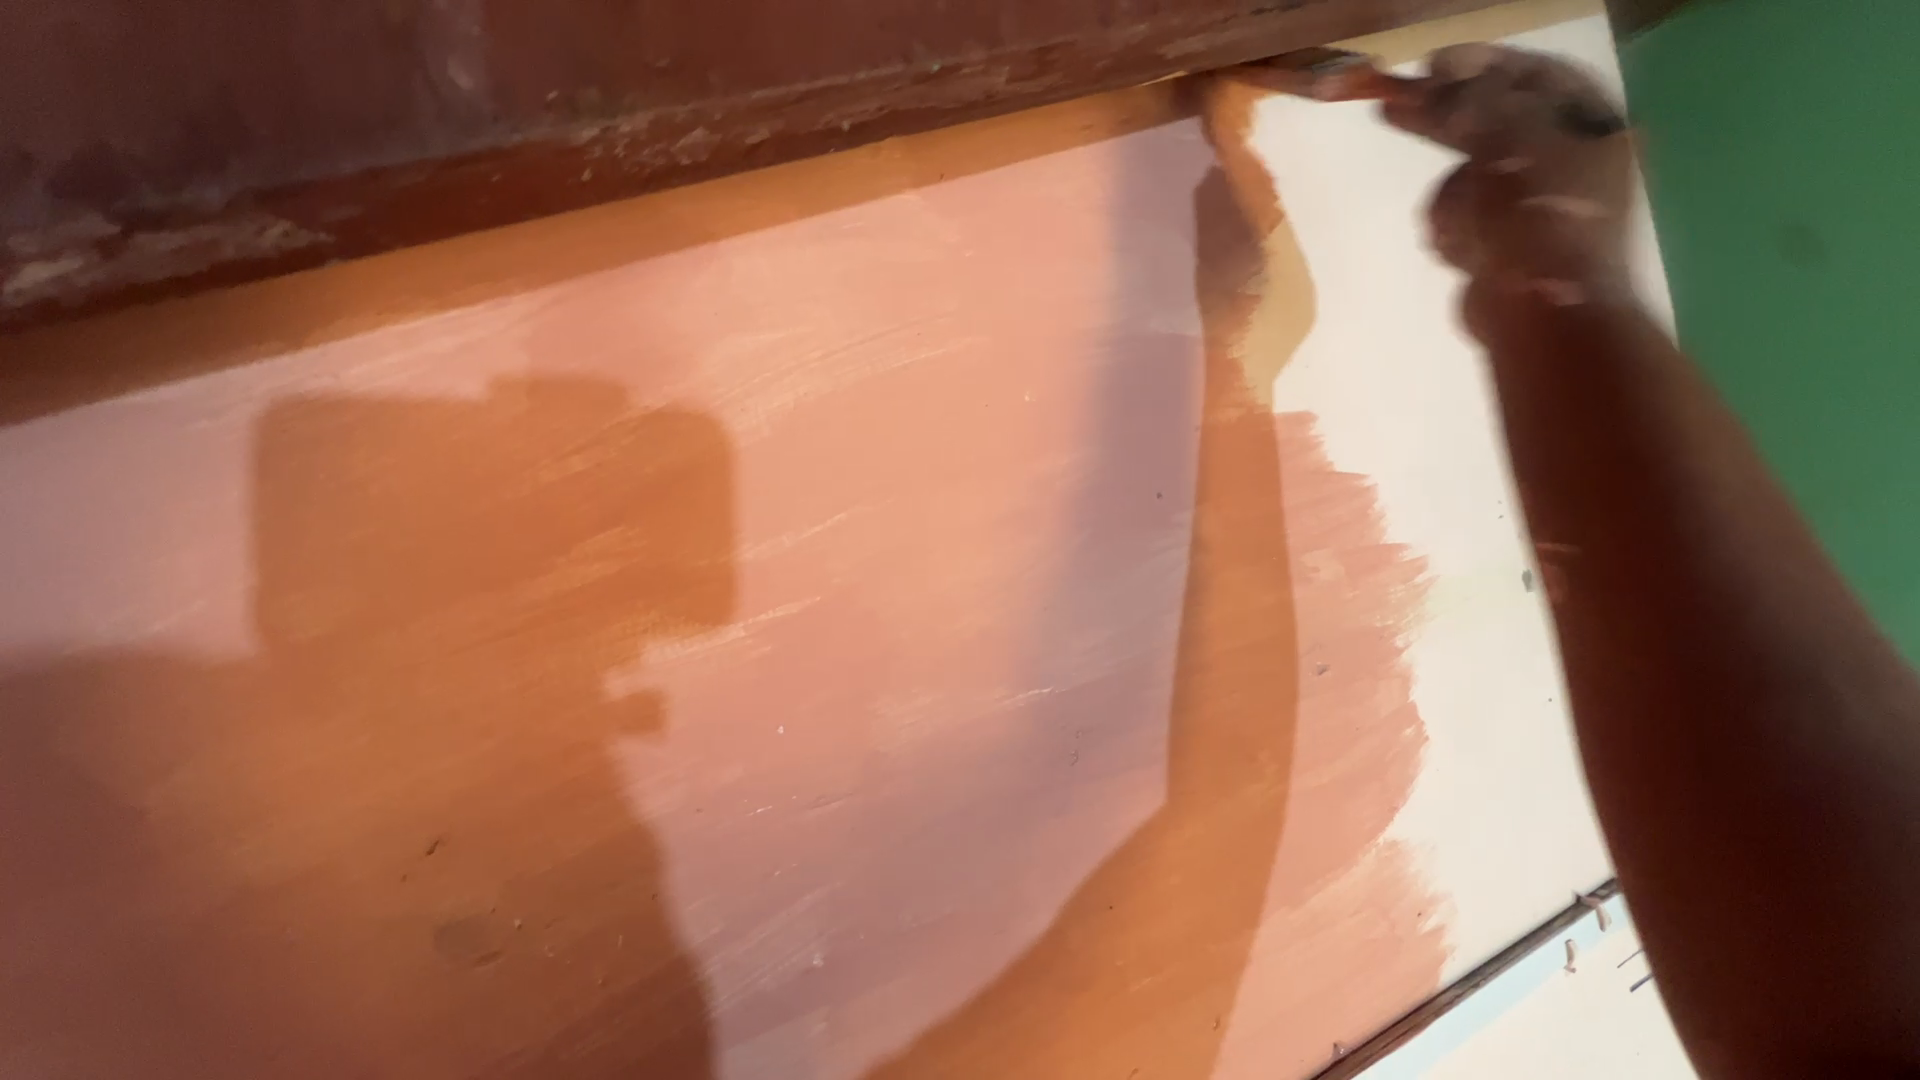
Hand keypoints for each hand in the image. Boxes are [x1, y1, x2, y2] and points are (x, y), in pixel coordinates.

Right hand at [1383, 44, 1637, 310]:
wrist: (1536, 315)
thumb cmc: (1538, 222)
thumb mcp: (1509, 145)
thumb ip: (1476, 104)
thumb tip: (1442, 75)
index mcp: (1591, 129)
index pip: (1534, 78)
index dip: (1483, 65)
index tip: (1431, 64)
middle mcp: (1567, 162)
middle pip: (1495, 124)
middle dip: (1446, 119)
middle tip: (1394, 106)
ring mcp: (1530, 207)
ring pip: (1466, 179)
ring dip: (1451, 198)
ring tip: (1456, 226)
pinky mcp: (1499, 245)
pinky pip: (1459, 220)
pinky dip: (1452, 231)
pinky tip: (1458, 250)